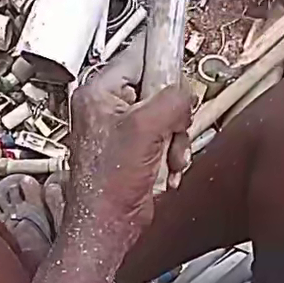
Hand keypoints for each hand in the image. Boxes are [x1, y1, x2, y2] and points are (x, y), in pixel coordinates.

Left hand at [62, 50, 192, 254]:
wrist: (107, 226)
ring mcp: (120, 130)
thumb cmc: (106, 187)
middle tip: (169, 133)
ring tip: (167, 158)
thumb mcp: (146, 129)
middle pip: (161, 89)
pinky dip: (172, 155)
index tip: (180, 68)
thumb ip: (171, 99)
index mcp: (98, 92)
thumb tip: (185, 90)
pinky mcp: (133, 150)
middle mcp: (106, 108)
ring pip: (168, 117)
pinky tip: (165, 170)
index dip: (165, 65)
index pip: (141, 55)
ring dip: (177, 140)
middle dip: (174, 117)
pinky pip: (166, 139)